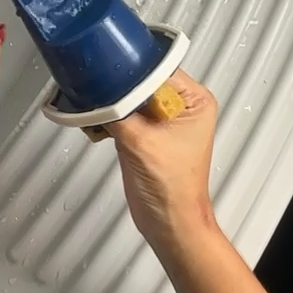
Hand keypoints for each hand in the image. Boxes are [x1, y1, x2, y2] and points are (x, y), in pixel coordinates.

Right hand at [106, 70, 219, 253]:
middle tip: (100, 92)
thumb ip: (116, 110)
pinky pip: (121, 110)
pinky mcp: (145, 130)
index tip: (109, 73)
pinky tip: (98, 125)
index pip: (157, 68)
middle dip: (119, 89)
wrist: (168, 224)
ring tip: (100, 114)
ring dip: (110, 103)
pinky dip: (107, 116)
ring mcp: (162, 118)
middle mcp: (181, 105)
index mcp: (195, 100)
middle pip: (141, 79)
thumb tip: (96, 91)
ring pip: (128, 95)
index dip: (132, 71)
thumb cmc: (173, 190)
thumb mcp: (141, 141)